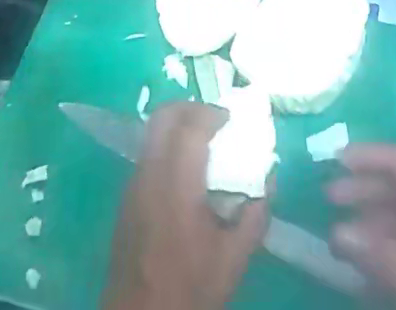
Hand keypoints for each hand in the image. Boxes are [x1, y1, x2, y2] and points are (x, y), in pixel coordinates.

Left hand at [103, 102, 269, 309]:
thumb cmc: (190, 287)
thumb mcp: (234, 258)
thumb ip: (255, 215)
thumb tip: (269, 180)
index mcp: (177, 183)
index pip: (190, 126)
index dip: (213, 114)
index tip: (233, 120)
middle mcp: (150, 172)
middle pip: (164, 116)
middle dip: (191, 108)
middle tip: (216, 121)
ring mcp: (134, 181)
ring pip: (152, 132)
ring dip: (177, 126)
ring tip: (204, 142)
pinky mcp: (127, 194)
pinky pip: (148, 152)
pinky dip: (167, 145)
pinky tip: (186, 170)